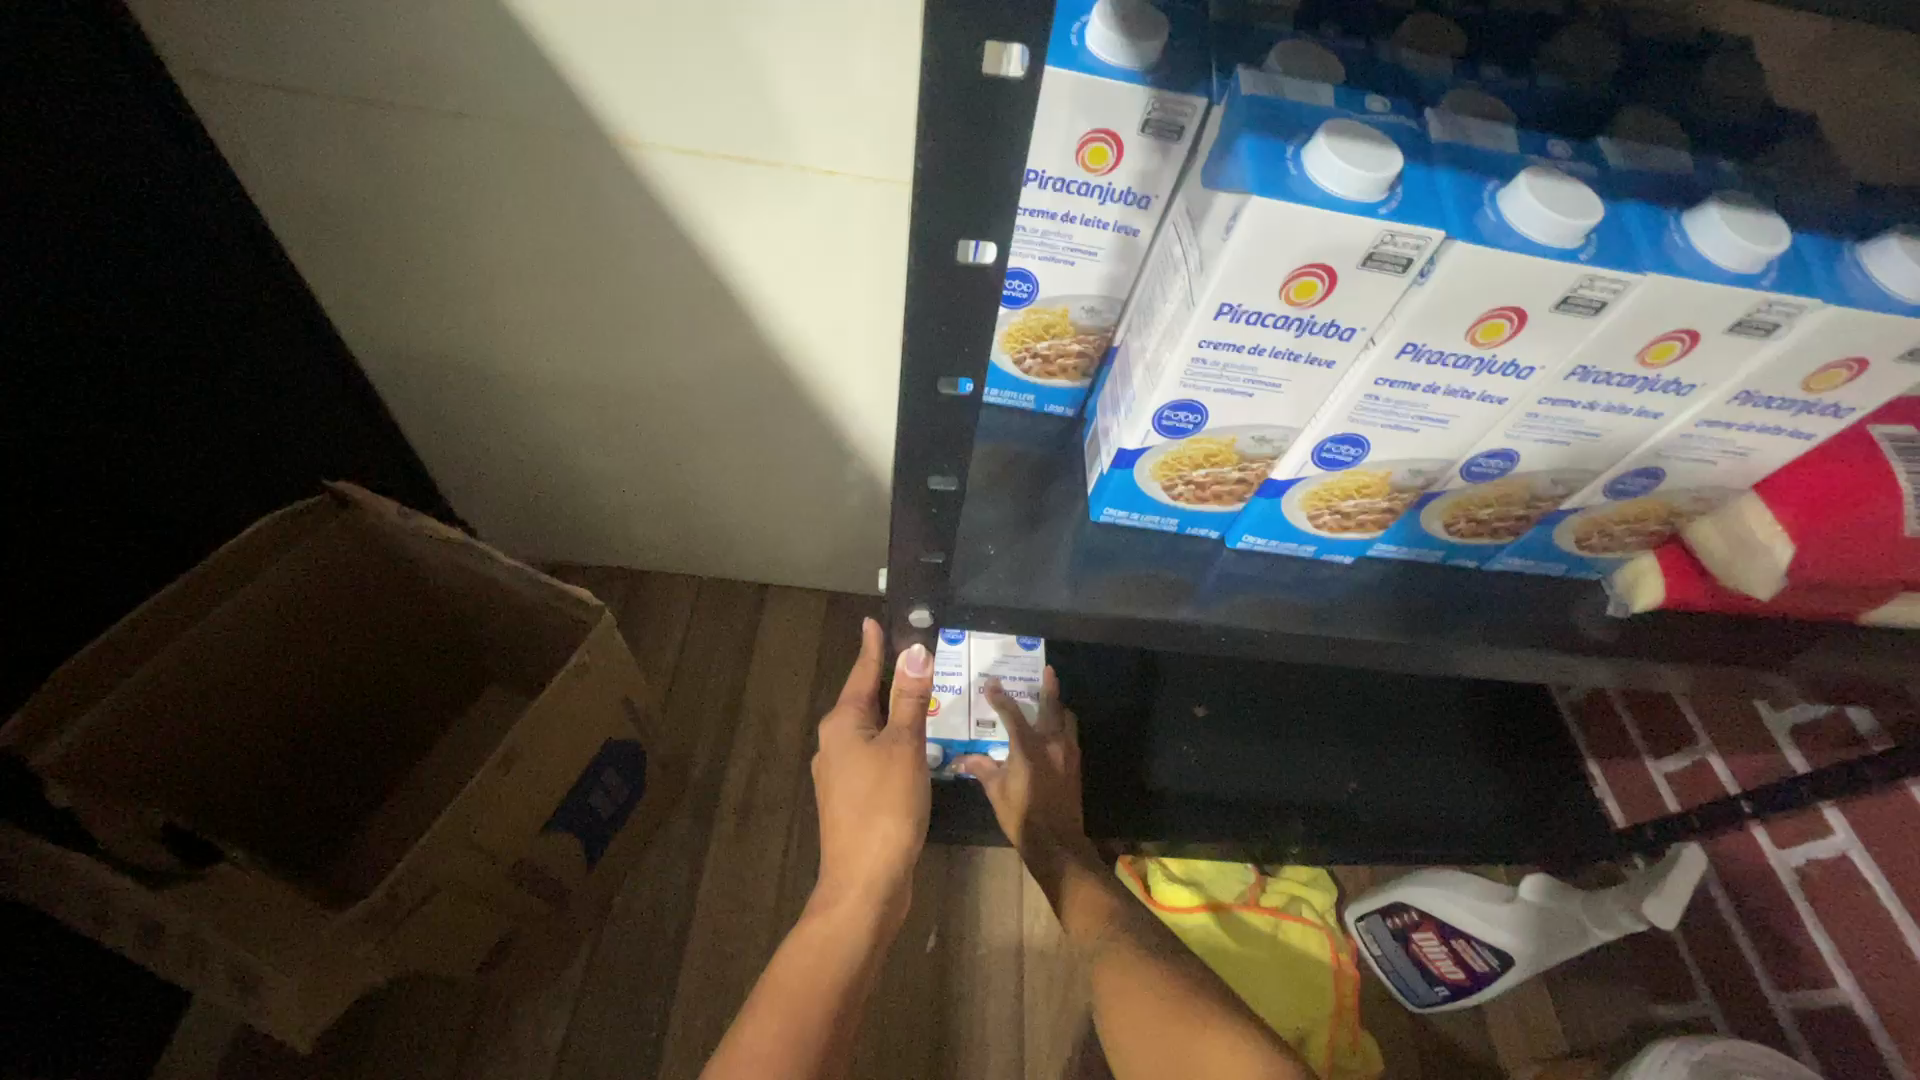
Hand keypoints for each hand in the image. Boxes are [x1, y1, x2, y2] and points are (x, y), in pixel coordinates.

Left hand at [810, 618, 931, 927]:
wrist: (865, 883)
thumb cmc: (886, 806)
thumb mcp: (906, 745)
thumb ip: (911, 698)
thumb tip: (915, 650)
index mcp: (842, 723)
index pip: (863, 673)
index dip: (873, 648)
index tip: (873, 622)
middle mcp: (834, 743)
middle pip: (866, 701)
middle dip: (889, 681)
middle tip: (916, 659)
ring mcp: (839, 775)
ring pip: (872, 732)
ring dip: (896, 716)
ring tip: (924, 700)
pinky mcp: (851, 800)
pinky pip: (876, 757)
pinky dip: (896, 745)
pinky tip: (917, 750)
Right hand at [953, 667, 1087, 860]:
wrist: (1057, 843)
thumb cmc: (1022, 817)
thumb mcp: (996, 792)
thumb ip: (982, 768)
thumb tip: (962, 758)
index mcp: (1028, 747)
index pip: (1012, 714)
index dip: (1000, 697)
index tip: (992, 683)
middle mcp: (1052, 743)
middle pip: (1052, 707)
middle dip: (1048, 687)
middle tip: (1047, 670)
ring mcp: (1068, 753)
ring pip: (1066, 720)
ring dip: (1059, 707)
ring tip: (1051, 700)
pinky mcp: (1076, 765)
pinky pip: (1071, 735)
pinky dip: (1063, 726)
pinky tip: (1055, 731)